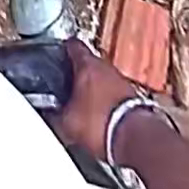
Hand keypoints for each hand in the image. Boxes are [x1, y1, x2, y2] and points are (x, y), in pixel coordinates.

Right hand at [53, 38, 140, 162]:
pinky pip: (118, 96)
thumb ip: (54, 114)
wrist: (141, 144)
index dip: (63, 48)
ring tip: (84, 104)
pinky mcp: (137, 102)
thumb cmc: (104, 124)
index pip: (72, 45)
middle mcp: (106, 68)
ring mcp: (124, 84)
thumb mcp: (68, 122)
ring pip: (105, 78)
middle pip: (89, 61)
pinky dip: (110, 103)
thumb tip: (46, 116)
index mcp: (86, 64)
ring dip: (96, 87)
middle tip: (67, 82)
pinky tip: (103, 118)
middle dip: (79, 71)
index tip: (56, 52)